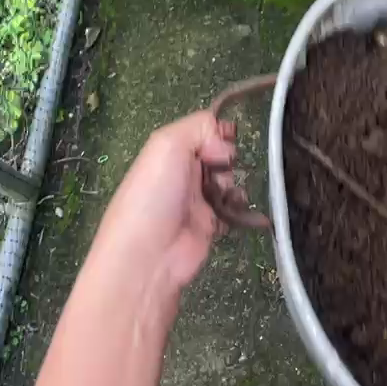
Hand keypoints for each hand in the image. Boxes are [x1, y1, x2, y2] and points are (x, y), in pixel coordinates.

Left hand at [99, 110, 236, 296]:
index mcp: (168, 152)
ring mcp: (196, 199)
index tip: (227, 136)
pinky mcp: (210, 224)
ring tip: (223, 192)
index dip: (218, 130)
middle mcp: (181, 173)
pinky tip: (233, 206)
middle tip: (221, 165)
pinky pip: (233, 205)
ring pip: (228, 177)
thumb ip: (200, 126)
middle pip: (218, 152)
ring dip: (232, 180)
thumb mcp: (167, 144)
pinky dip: (238, 204)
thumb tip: (223, 144)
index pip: (201, 130)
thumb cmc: (154, 195)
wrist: (148, 259)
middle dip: (226, 155)